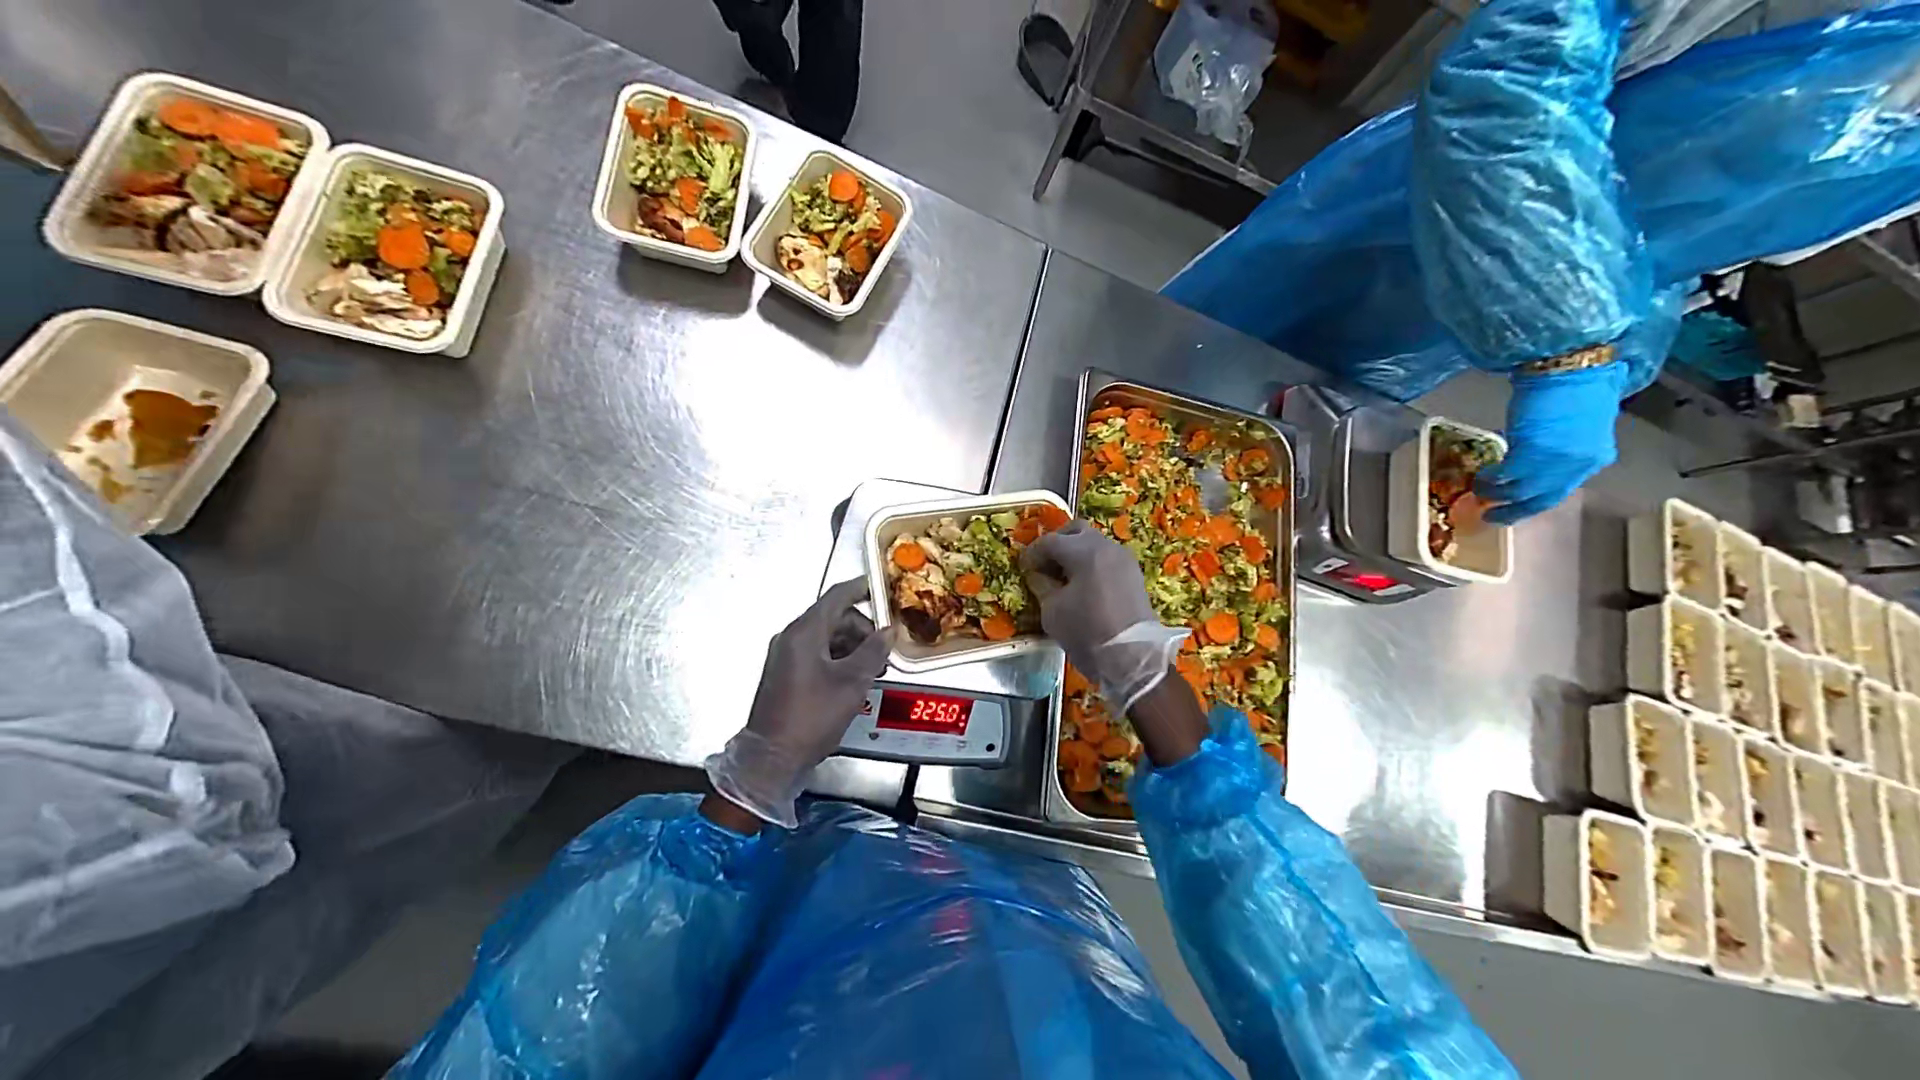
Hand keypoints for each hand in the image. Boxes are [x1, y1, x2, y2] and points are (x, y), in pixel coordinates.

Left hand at [703, 578, 889, 828]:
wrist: (772, 758)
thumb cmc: (811, 717)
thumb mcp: (852, 683)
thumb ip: (873, 652)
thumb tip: (888, 632)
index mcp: (804, 632)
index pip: (836, 597)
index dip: (861, 589)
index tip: (882, 588)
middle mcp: (791, 638)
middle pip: (833, 617)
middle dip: (862, 628)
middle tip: (884, 646)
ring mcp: (785, 656)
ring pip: (826, 637)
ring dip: (852, 646)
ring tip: (874, 667)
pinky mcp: (785, 673)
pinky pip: (817, 653)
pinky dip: (838, 658)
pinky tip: (855, 677)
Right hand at [1021, 521, 1186, 712]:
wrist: (1132, 658)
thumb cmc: (1087, 633)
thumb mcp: (1052, 610)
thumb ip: (1042, 584)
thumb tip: (1038, 574)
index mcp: (1085, 552)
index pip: (1051, 541)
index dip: (1033, 553)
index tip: (1023, 566)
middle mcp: (1107, 547)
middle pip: (1077, 531)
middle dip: (1057, 543)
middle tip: (1044, 564)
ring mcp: (1124, 559)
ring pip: (1094, 543)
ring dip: (1076, 552)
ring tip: (1062, 576)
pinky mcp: (1133, 575)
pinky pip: (1106, 558)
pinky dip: (1091, 563)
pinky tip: (1082, 585)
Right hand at [1476, 363, 1624, 523]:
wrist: (1571, 368)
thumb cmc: (1578, 387)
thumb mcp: (1577, 424)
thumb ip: (1561, 444)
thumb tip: (1538, 452)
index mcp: (1594, 458)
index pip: (1562, 489)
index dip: (1534, 500)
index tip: (1516, 505)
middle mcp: (1577, 466)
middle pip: (1542, 499)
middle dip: (1514, 511)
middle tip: (1492, 518)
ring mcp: (1555, 462)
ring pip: (1521, 492)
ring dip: (1497, 496)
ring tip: (1479, 494)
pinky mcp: (1531, 454)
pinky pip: (1506, 476)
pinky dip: (1491, 479)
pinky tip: (1481, 477)